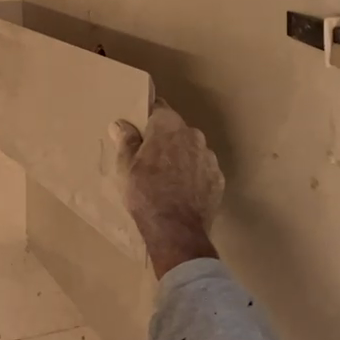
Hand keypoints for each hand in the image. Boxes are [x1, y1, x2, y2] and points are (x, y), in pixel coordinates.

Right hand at [111, 102, 224, 276]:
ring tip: (167, 178)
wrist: (176, 231)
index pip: (158, 107)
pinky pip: (202, 169)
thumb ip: (125, 139)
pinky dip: (194, 175)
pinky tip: (182, 191)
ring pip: (191, 149)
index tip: (140, 128)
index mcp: (169, 125)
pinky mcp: (218, 179)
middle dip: (165, 138)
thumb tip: (120, 123)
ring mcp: (209, 157)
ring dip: (181, 157)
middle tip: (150, 157)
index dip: (148, 116)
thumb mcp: (126, 165)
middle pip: (176, 129)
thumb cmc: (145, 192)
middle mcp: (193, 134)